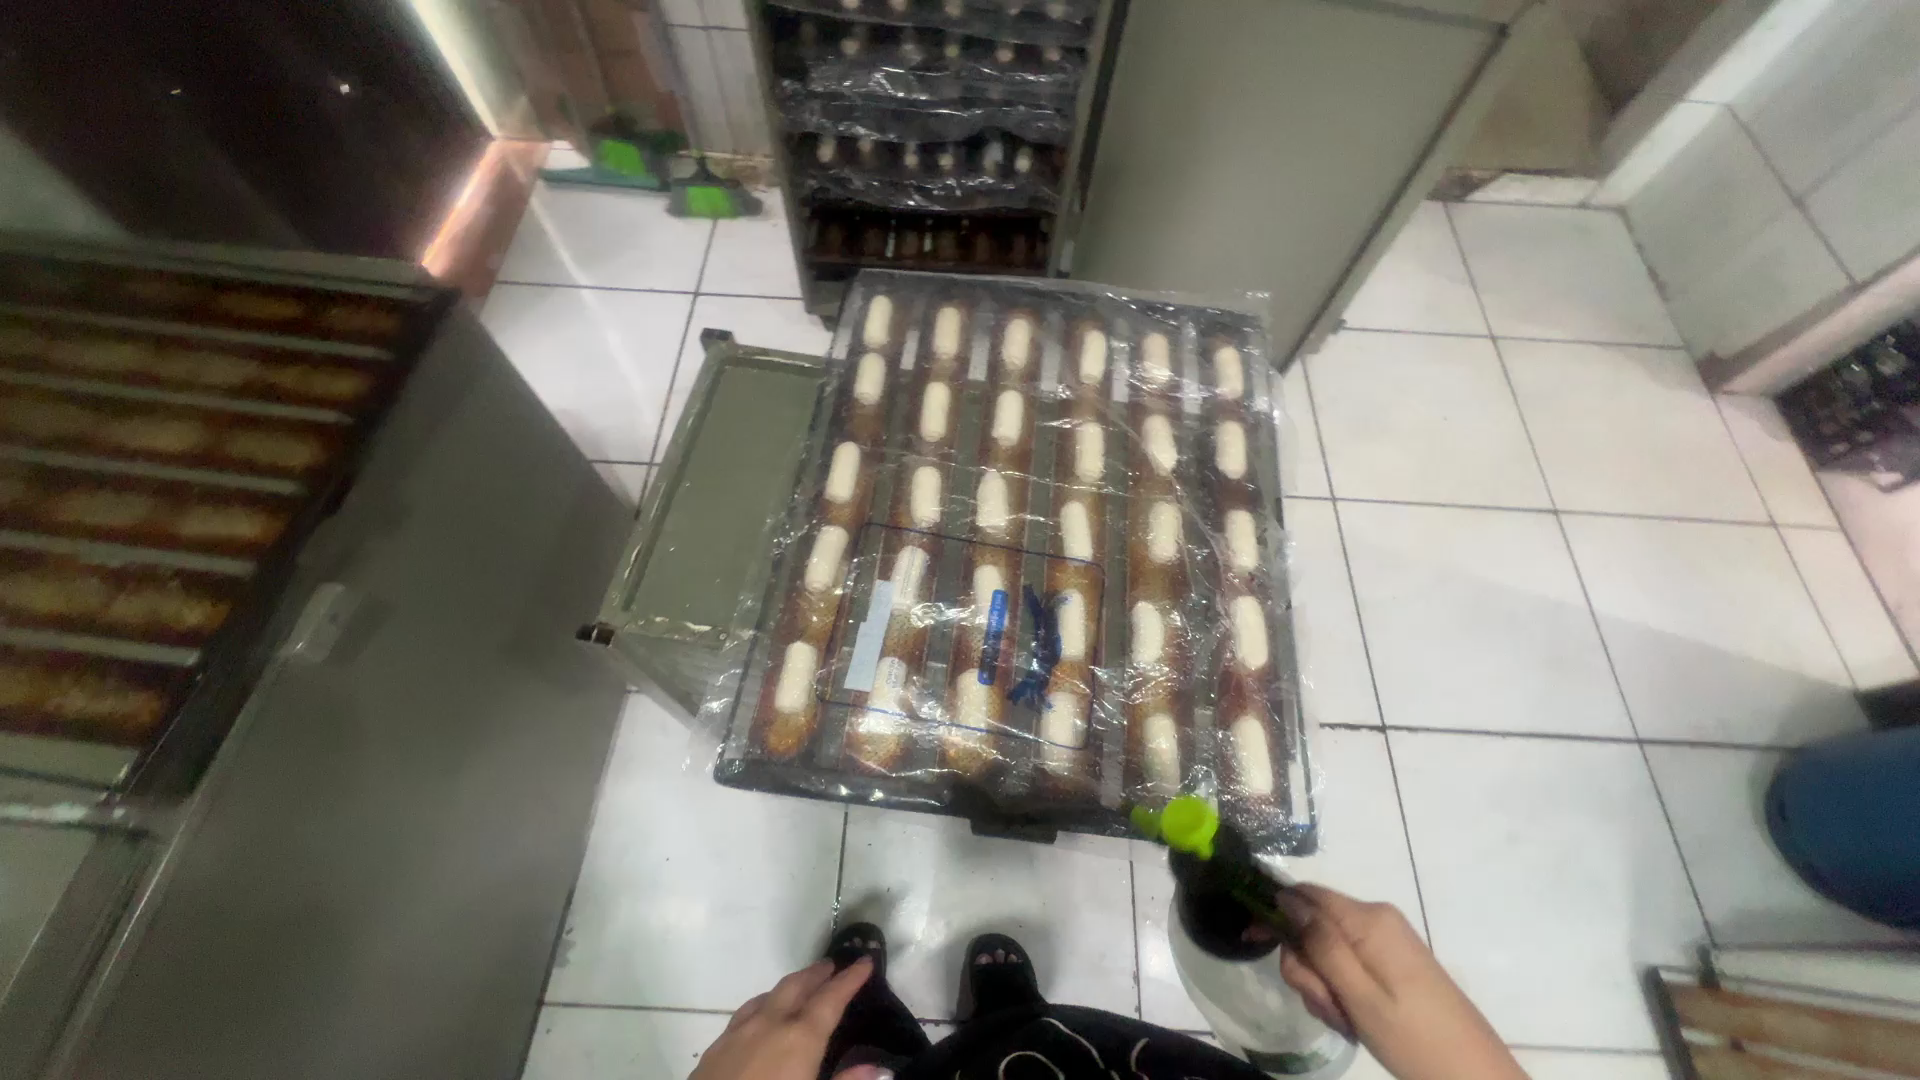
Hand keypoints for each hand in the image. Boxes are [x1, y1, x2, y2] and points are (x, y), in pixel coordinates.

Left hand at [691, 957, 885, 1079]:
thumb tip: (881, 1068)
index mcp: (801, 1037)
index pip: (832, 997)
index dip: (850, 978)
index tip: (865, 961)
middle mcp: (771, 1023)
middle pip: (798, 985)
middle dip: (818, 974)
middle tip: (833, 967)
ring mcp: (739, 1033)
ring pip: (769, 995)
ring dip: (790, 986)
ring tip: (801, 987)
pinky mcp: (715, 1049)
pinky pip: (745, 1012)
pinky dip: (763, 1004)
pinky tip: (760, 1016)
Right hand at [1276, 884, 1525, 1079]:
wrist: (1479, 1078)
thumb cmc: (1414, 1039)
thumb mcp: (1359, 995)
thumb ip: (1320, 943)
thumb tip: (1284, 896)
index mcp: (1368, 920)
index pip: (1303, 893)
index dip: (1273, 911)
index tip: (1253, 942)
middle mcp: (1376, 918)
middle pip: (1312, 923)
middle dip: (1306, 965)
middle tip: (1324, 1006)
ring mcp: (1386, 939)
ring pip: (1326, 945)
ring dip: (1322, 982)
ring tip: (1342, 1018)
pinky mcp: (1393, 959)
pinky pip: (1347, 959)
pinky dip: (1340, 986)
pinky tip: (1351, 1016)